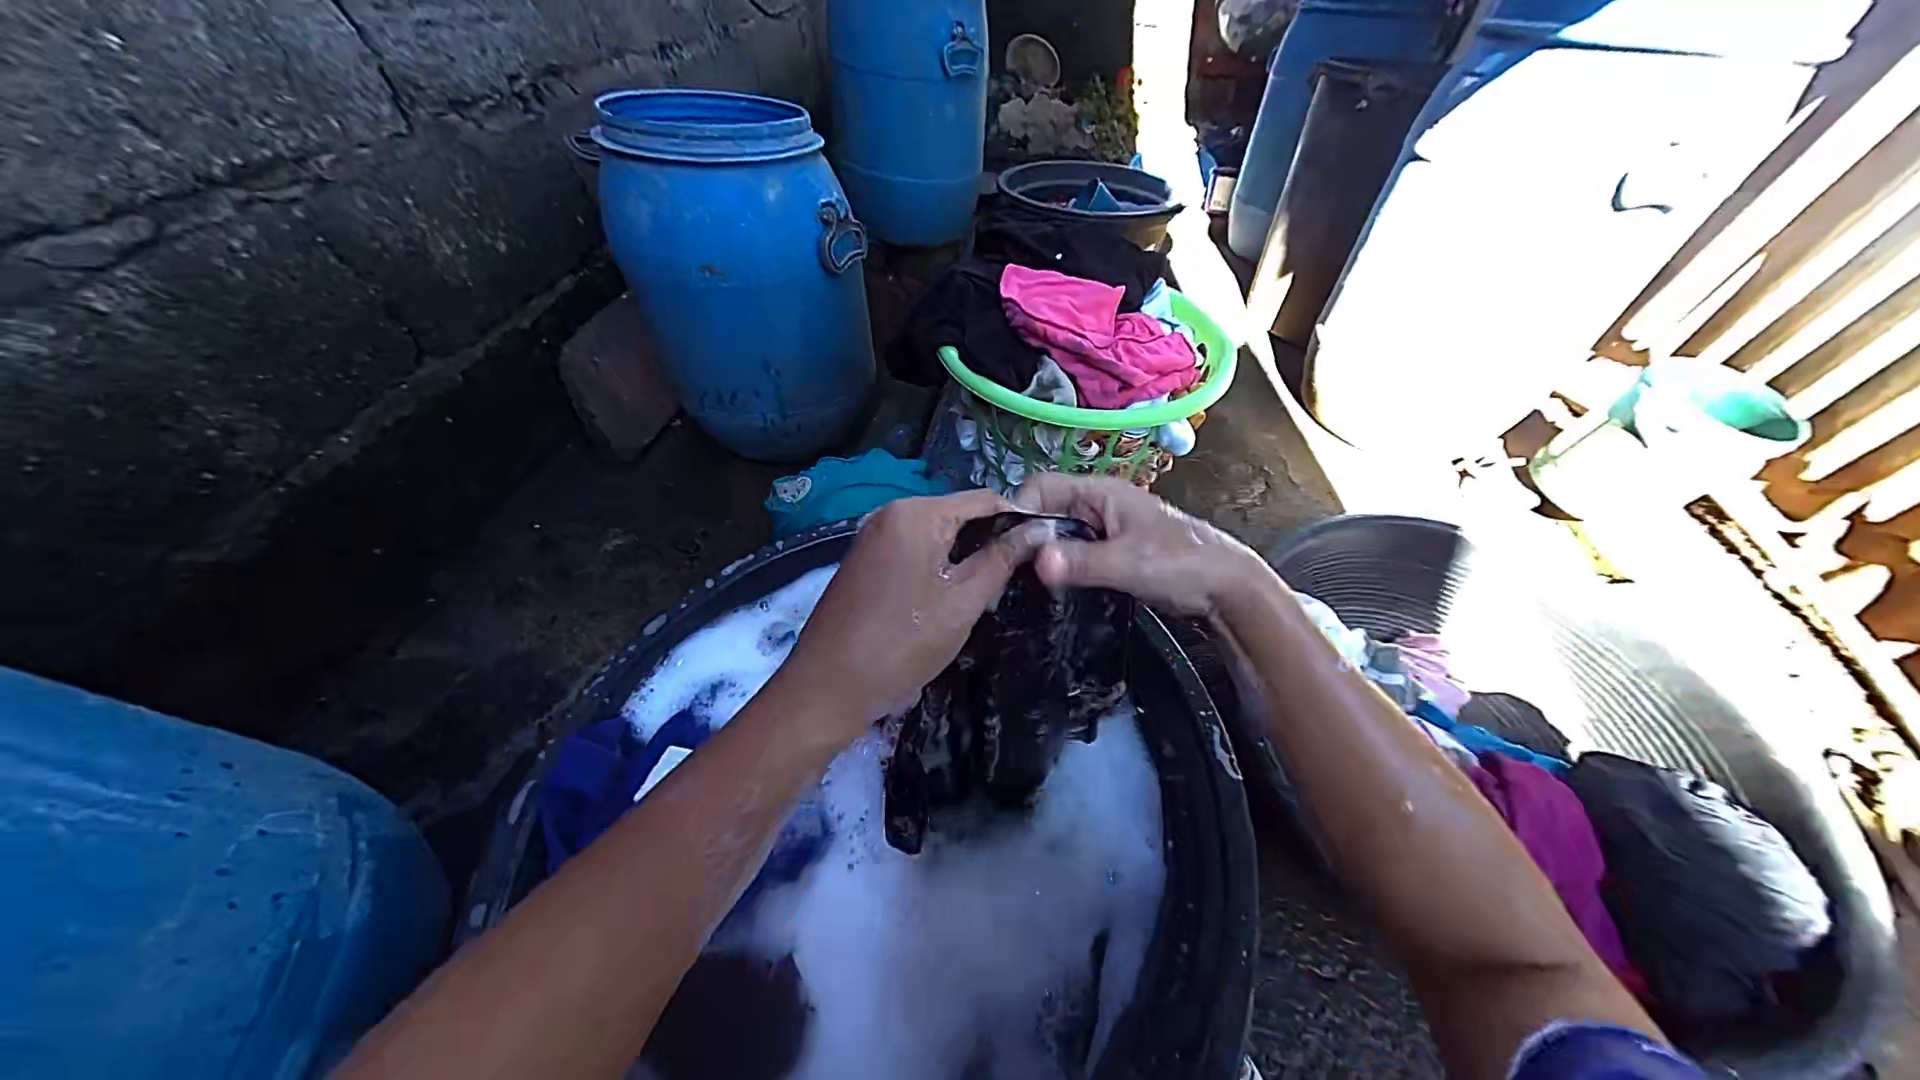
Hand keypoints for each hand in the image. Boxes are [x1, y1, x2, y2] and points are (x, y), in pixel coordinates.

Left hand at [779, 490, 1049, 731]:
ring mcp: (872, 535)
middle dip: (988, 541)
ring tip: (983, 591)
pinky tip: (944, 596)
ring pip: (935, 534)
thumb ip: (1001, 560)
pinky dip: (935, 565)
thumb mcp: (963, 602)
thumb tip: (1037, 531)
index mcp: (916, 513)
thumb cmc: (902, 643)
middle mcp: (890, 512)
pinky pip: (911, 548)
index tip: (1042, 548)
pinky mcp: (863, 558)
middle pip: (958, 514)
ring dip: (962, 556)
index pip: (985, 499)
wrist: (827, 686)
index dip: (1018, 520)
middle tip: (1013, 578)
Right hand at [1010, 473, 1275, 615]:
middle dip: (1024, 535)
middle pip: (1044, 510)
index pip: (1041, 487)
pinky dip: (1057, 566)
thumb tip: (1035, 561)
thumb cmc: (1182, 563)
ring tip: (1019, 580)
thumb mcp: (1128, 562)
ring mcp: (1101, 529)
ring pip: (1055, 533)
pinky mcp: (1106, 552)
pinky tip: (1047, 588)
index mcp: (1100, 491)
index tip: (1003, 544)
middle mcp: (1096, 504)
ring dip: (1039, 553)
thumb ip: (1082, 561)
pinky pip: (1070, 552)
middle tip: (1006, 568)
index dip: (1018, 509)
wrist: (1226, 589)